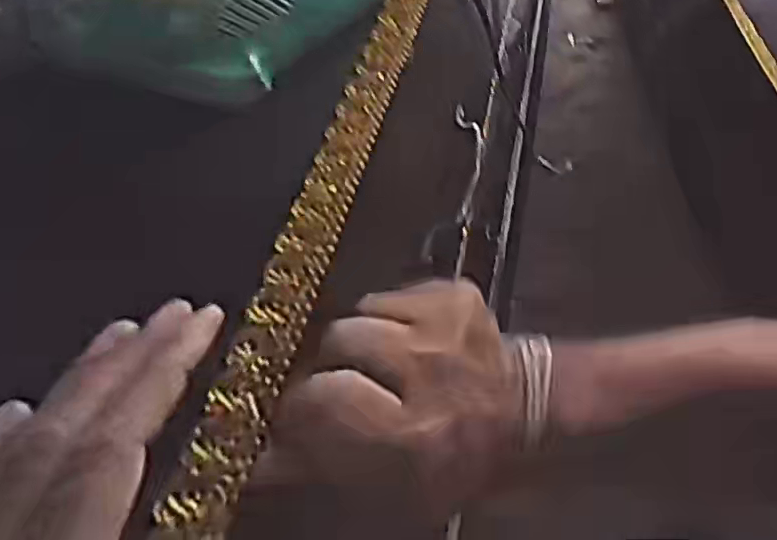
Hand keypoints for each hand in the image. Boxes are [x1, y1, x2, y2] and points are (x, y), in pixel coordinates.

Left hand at [0, 299, 223, 539]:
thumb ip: (169, 525)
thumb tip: (219, 474)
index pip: (108, 448)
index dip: (163, 374)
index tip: (206, 318)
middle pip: (59, 436)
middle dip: (128, 363)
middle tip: (178, 308)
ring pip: (3, 456)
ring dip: (71, 387)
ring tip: (120, 333)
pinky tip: (9, 415)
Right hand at [258, 280, 521, 519]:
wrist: (519, 410)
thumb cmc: (451, 457)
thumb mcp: (388, 484)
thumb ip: (319, 464)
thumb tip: (256, 456)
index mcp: (413, 429)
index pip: (325, 396)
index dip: (301, 403)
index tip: (297, 408)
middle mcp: (430, 366)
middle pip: (341, 337)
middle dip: (331, 361)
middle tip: (344, 378)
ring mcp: (447, 321)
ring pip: (363, 308)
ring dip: (362, 334)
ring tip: (381, 358)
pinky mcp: (458, 291)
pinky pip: (395, 291)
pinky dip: (391, 313)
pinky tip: (409, 338)